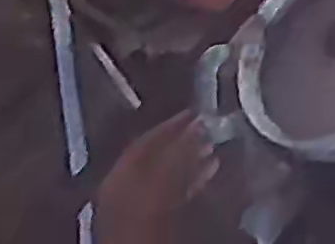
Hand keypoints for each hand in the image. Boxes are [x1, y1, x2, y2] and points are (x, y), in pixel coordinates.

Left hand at [96, 111, 218, 243]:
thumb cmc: (148, 217)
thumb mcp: (166, 178)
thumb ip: (182, 148)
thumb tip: (200, 122)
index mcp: (120, 174)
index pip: (147, 139)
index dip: (173, 124)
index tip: (198, 112)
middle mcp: (123, 187)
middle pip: (158, 156)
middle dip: (185, 142)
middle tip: (210, 130)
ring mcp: (135, 207)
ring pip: (167, 174)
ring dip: (190, 160)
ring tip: (214, 149)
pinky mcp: (149, 223)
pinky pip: (172, 192)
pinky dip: (190, 180)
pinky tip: (210, 171)